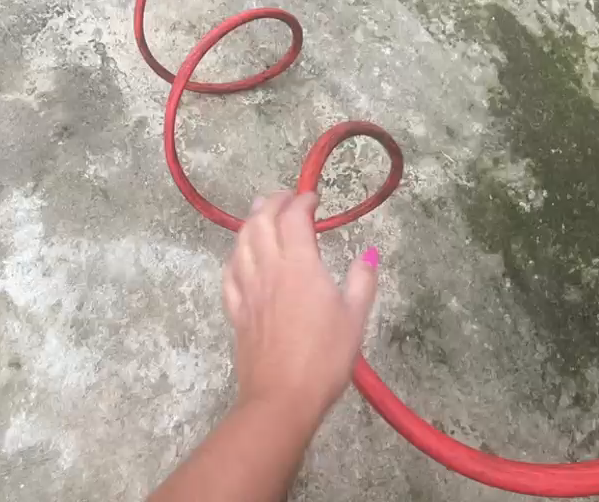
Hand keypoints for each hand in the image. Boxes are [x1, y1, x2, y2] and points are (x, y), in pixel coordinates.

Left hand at [223, 191, 378, 423]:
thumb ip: (362, 281)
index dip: (302, 201)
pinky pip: (229, 272)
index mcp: (299, 265)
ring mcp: (247, 289)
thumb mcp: (355, 318)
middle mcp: (269, 268)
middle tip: (286, 197)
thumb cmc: (324, 358)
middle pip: (261, 221)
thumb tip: (369, 255)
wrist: (281, 400)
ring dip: (251, 220)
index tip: (314, 199)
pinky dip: (236, 254)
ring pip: (241, 241)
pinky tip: (241, 255)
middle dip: (273, 202)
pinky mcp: (236, 311)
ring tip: (261, 212)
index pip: (294, 218)